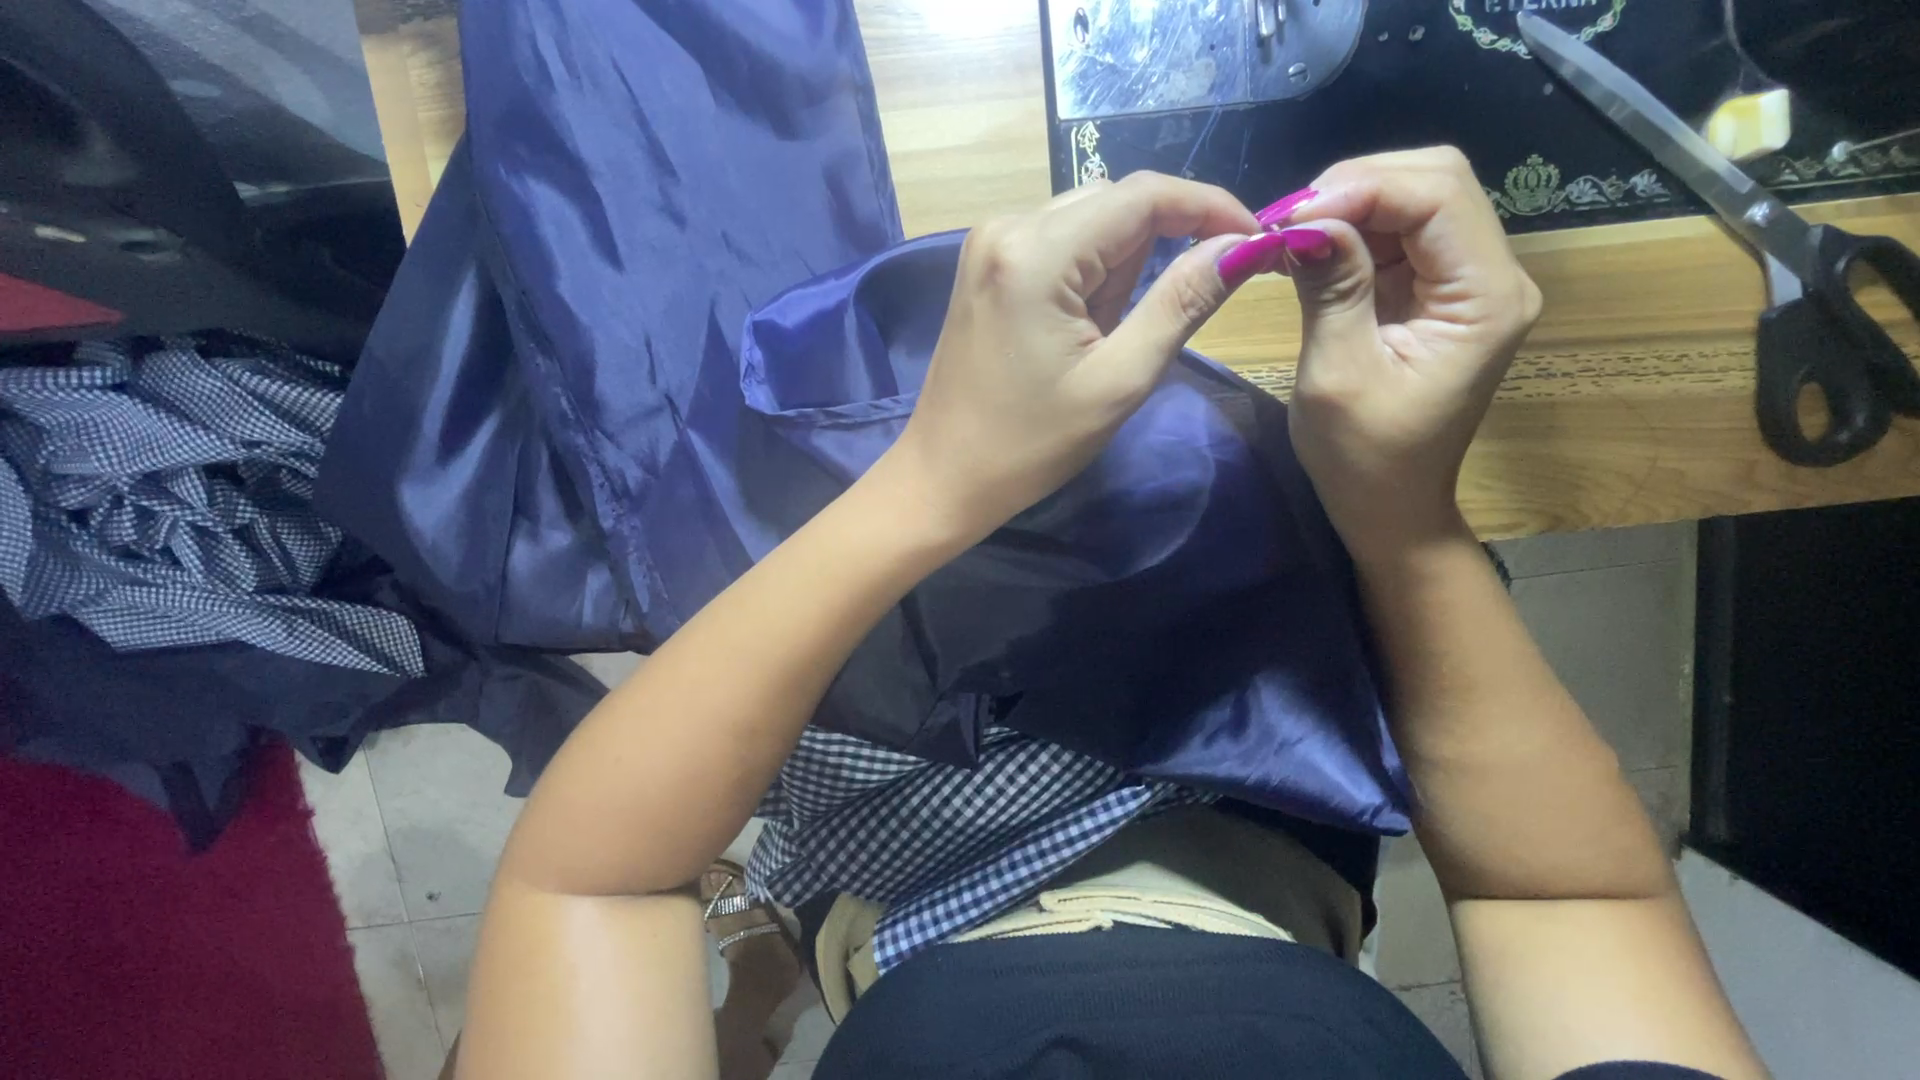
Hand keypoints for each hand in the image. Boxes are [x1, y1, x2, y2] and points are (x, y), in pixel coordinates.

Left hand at [888, 172, 1261, 540]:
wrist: (945, 476)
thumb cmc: (1031, 445)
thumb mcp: (1119, 380)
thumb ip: (1182, 303)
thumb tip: (1242, 247)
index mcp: (1036, 252)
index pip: (1144, 194)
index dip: (1210, 208)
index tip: (1255, 242)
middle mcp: (1007, 226)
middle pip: (1115, 201)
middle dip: (1162, 244)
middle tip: (1165, 315)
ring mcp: (990, 242)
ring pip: (1089, 219)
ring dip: (1122, 264)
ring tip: (1105, 336)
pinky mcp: (986, 264)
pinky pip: (1059, 241)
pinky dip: (1089, 272)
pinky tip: (1081, 325)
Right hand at [1266, 147, 1542, 557]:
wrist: (1389, 504)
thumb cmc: (1362, 456)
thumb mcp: (1337, 373)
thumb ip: (1330, 288)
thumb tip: (1302, 220)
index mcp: (1487, 298)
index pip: (1439, 196)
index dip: (1362, 188)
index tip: (1287, 216)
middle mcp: (1495, 275)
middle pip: (1436, 182)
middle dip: (1356, 187)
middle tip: (1284, 221)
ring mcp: (1469, 281)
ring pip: (1416, 199)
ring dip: (1349, 207)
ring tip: (1288, 235)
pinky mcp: (1440, 291)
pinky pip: (1400, 234)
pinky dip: (1351, 231)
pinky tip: (1310, 250)